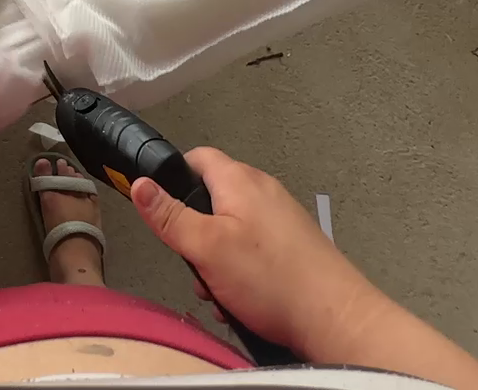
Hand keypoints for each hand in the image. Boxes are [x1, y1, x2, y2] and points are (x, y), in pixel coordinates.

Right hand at [131, 148, 384, 360]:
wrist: (338, 321)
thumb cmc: (274, 279)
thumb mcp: (206, 247)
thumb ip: (169, 215)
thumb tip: (139, 184)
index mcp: (238, 180)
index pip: (196, 157)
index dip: (173, 176)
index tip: (161, 203)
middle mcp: (261, 190)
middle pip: (211, 197)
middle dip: (195, 232)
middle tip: (194, 261)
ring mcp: (280, 217)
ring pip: (230, 228)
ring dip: (216, 259)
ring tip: (219, 291)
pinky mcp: (293, 244)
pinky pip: (253, 249)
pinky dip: (241, 270)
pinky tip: (242, 300)